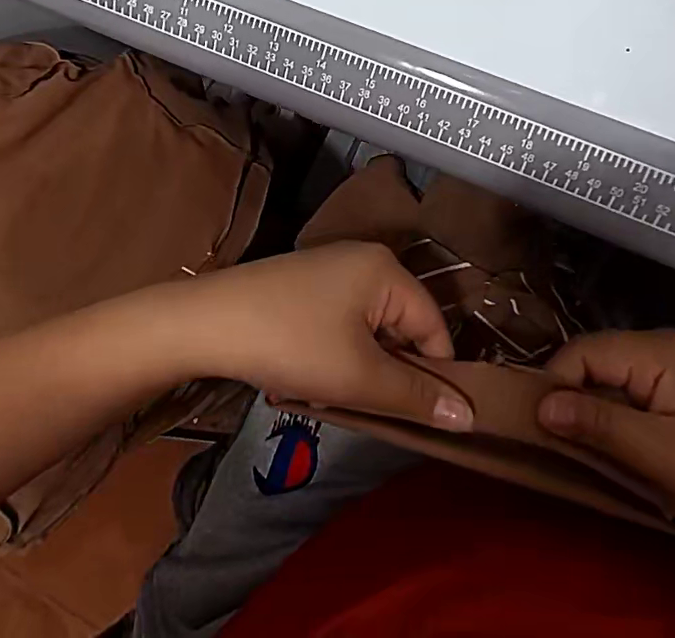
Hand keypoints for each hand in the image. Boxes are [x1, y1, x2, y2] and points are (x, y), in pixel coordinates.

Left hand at [172, 242, 473, 430]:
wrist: (205, 321)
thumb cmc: (291, 343)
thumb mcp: (359, 377)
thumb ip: (416, 396)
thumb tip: (468, 416)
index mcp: (387, 270)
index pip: (434, 327)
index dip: (432, 375)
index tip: (414, 413)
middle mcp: (364, 259)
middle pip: (401, 326)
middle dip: (387, 370)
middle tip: (360, 401)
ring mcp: (331, 267)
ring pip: (368, 328)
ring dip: (358, 365)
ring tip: (327, 388)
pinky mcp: (305, 281)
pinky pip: (340, 321)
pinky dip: (334, 351)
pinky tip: (306, 371)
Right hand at [537, 329, 674, 542]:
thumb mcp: (663, 453)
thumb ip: (600, 424)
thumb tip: (541, 405)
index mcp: (657, 349)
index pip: (583, 351)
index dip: (554, 384)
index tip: (536, 427)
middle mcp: (662, 347)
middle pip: (596, 362)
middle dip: (573, 399)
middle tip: (554, 444)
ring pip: (613, 380)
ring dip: (596, 413)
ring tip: (581, 450)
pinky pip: (634, 394)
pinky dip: (619, 419)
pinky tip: (617, 449)